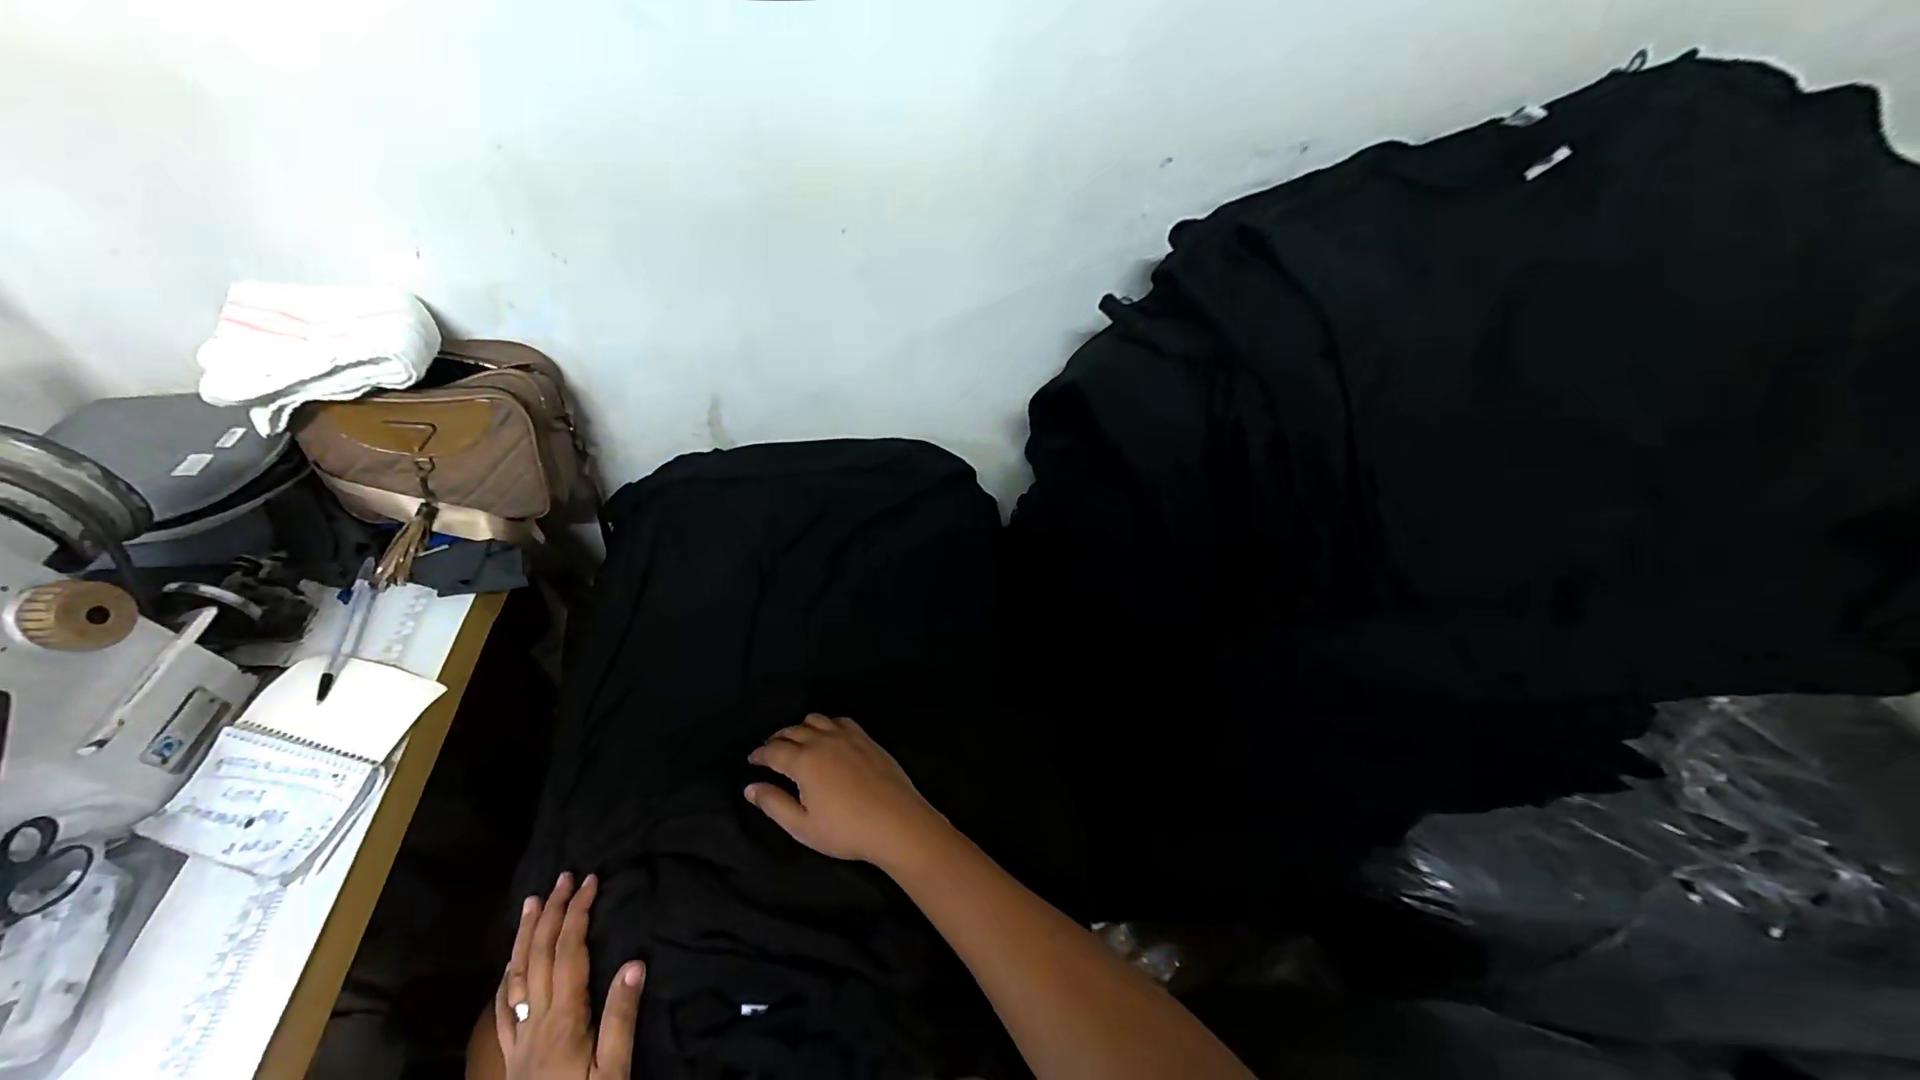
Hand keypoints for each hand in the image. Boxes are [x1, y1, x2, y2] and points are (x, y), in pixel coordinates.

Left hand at [494, 873, 645, 1079]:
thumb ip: (621, 1016)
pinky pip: (503, 1008)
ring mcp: (518, 1037)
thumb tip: (635, 961)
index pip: (568, 952)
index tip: (592, 881)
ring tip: (533, 902)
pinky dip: (506, 976)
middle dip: (553, 912)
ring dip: (525, 935)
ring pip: (516, 975)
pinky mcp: (511, 1053)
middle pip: (538, 955)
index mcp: (563, 1018)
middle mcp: (535, 1020)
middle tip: (564, 877)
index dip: (578, 912)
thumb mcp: (613, 1070)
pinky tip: (509, 964)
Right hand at [744, 714, 949, 868]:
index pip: (773, 750)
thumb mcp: (802, 826)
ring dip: (801, 727)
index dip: (760, 754)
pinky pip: (840, 720)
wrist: (897, 822)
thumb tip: (750, 788)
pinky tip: (828, 736)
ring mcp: (848, 736)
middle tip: (770, 751)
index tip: (753, 760)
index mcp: (804, 761)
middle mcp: (823, 740)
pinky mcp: (867, 738)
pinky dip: (827, 724)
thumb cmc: (846, 830)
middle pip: (793, 730)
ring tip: (797, 741)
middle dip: (777, 739)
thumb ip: (774, 804)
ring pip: (816, 719)